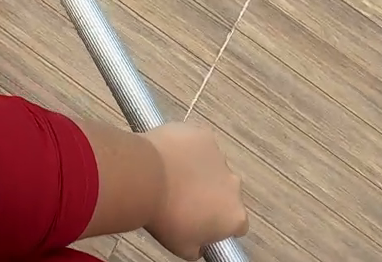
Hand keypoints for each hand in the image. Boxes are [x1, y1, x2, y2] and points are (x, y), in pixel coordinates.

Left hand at [141, 122, 248, 259]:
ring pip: (212, 164)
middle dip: (211, 192)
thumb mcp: (183, 248)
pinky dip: (188, 146)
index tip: (205, 220)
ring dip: (200, 167)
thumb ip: (199, 247)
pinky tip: (171, 153)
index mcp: (234, 215)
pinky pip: (199, 142)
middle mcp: (233, 185)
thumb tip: (199, 244)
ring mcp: (219, 156)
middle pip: (226, 190)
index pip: (237, 223)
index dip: (221, 222)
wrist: (144, 177)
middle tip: (186, 195)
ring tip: (174, 172)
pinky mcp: (203, 134)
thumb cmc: (163, 216)